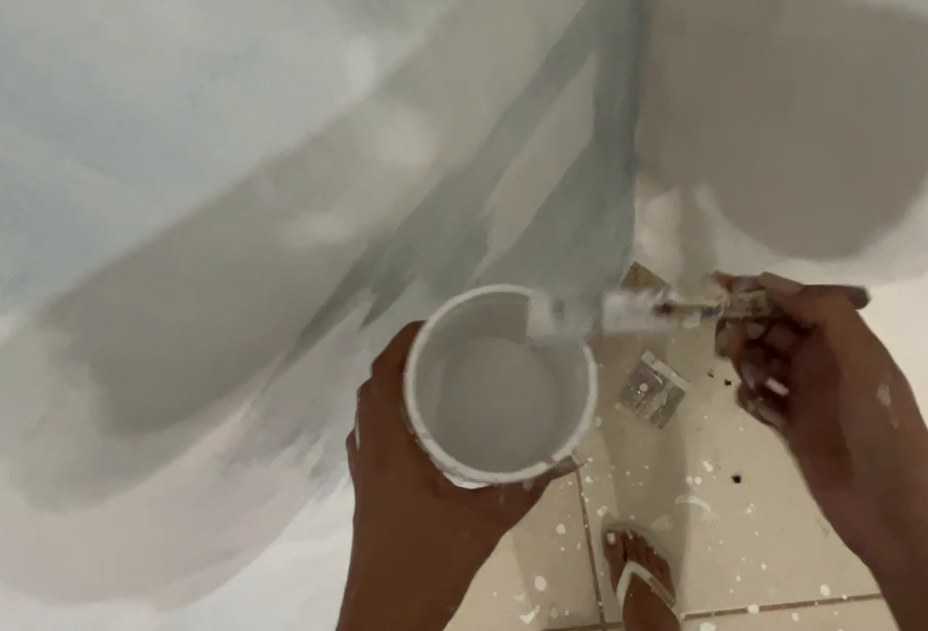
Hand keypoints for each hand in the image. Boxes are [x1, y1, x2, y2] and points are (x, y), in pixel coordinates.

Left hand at [339, 321, 574, 630]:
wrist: (383, 620)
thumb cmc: (428, 564)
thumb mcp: (483, 524)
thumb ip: (522, 489)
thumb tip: (565, 459)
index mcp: (390, 447)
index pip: (383, 377)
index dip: (400, 344)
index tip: (430, 325)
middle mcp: (369, 451)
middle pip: (371, 389)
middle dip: (398, 360)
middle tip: (438, 348)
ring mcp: (362, 473)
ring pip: (366, 413)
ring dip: (389, 388)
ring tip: (428, 377)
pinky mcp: (365, 492)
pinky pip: (368, 437)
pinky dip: (386, 418)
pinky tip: (416, 429)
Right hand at [715, 273, 927, 570]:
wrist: (898, 517)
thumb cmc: (887, 433)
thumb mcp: (867, 364)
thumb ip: (828, 314)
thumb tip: (772, 281)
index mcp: (843, 342)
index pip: (794, 302)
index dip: (761, 291)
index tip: (725, 287)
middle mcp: (822, 363)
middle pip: (771, 328)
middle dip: (744, 324)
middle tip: (726, 339)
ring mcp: (806, 396)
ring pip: (760, 360)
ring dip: (744, 357)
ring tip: (744, 374)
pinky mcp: (791, 428)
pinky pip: (759, 398)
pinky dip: (750, 394)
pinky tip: (754, 403)